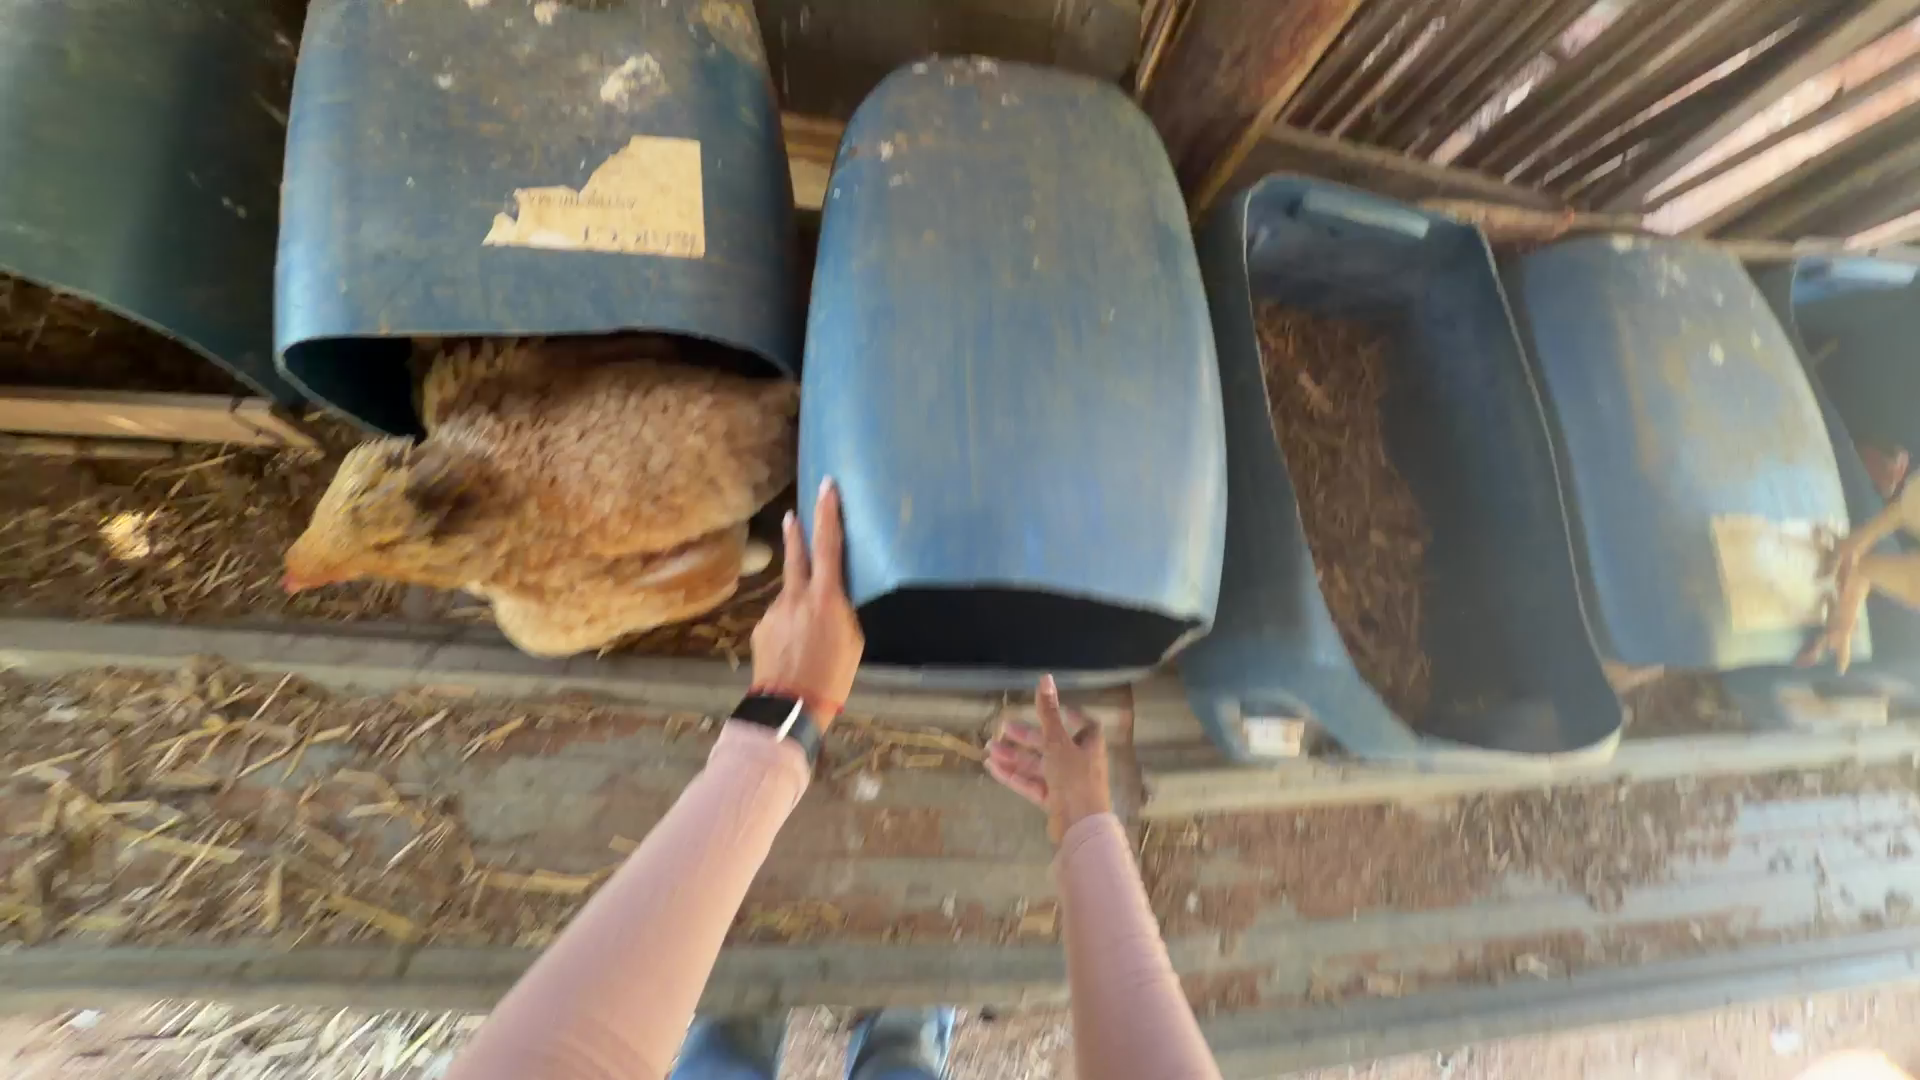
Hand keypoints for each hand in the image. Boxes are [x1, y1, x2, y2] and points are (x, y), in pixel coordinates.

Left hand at [750, 478, 864, 730]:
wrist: (789, 705)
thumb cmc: (833, 675)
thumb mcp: (853, 639)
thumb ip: (841, 610)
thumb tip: (832, 599)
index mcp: (826, 597)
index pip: (829, 544)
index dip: (829, 513)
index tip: (826, 486)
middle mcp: (796, 596)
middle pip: (797, 554)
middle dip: (798, 531)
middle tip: (792, 513)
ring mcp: (774, 611)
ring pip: (789, 593)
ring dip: (798, 598)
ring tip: (809, 625)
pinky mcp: (761, 627)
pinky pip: (779, 617)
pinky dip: (789, 624)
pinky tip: (794, 646)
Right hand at [986, 675, 1112, 842]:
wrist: (1080, 825)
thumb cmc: (1074, 777)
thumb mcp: (1057, 741)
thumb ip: (1048, 712)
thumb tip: (1046, 677)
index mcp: (1088, 745)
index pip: (1083, 724)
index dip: (1069, 715)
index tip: (1048, 709)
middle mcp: (1079, 762)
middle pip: (1051, 744)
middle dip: (1026, 737)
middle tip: (1003, 728)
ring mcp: (1066, 783)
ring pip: (1038, 765)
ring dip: (1014, 756)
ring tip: (988, 749)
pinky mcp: (1053, 801)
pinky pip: (1032, 784)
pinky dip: (1014, 775)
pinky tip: (992, 768)